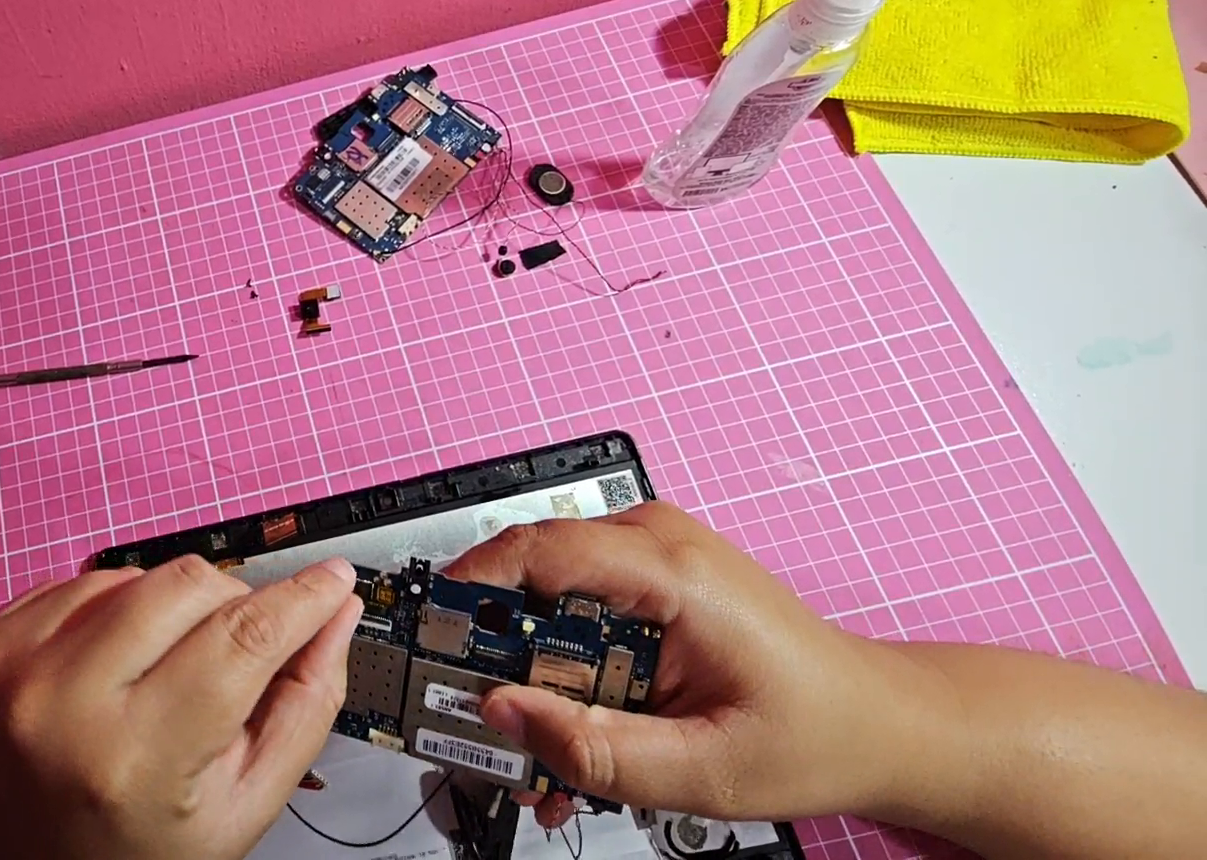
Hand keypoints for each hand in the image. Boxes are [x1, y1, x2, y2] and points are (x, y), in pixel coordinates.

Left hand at [0, 556, 362, 859]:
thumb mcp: (239, 809)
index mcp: (135, 760)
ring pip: (139, 573)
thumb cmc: (129, 850)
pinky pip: (83, 579)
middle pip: (192, 584)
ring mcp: (10, 663)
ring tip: (154, 674)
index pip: (244, 639)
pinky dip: (113, 609)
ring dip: (167, 609)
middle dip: (230, 607)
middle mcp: (60, 702)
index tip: (332, 579)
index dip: (302, 600)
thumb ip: (302, 707)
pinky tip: (107, 665)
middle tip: (223, 659)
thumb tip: (335, 614)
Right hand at [444, 502, 941, 823]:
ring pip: (546, 590)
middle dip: (498, 643)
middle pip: (533, 572)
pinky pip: (572, 600)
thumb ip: (597, 751)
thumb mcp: (706, 771)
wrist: (878, 717)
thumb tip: (505, 711)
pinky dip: (557, 655)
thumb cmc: (817, 730)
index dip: (474, 582)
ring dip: (528, 659)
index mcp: (674, 570)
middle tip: (483, 707)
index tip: (434, 629)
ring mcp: (647, 550)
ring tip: (537, 732)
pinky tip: (570, 715)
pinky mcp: (641, 571)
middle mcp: (653, 540)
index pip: (543, 548)